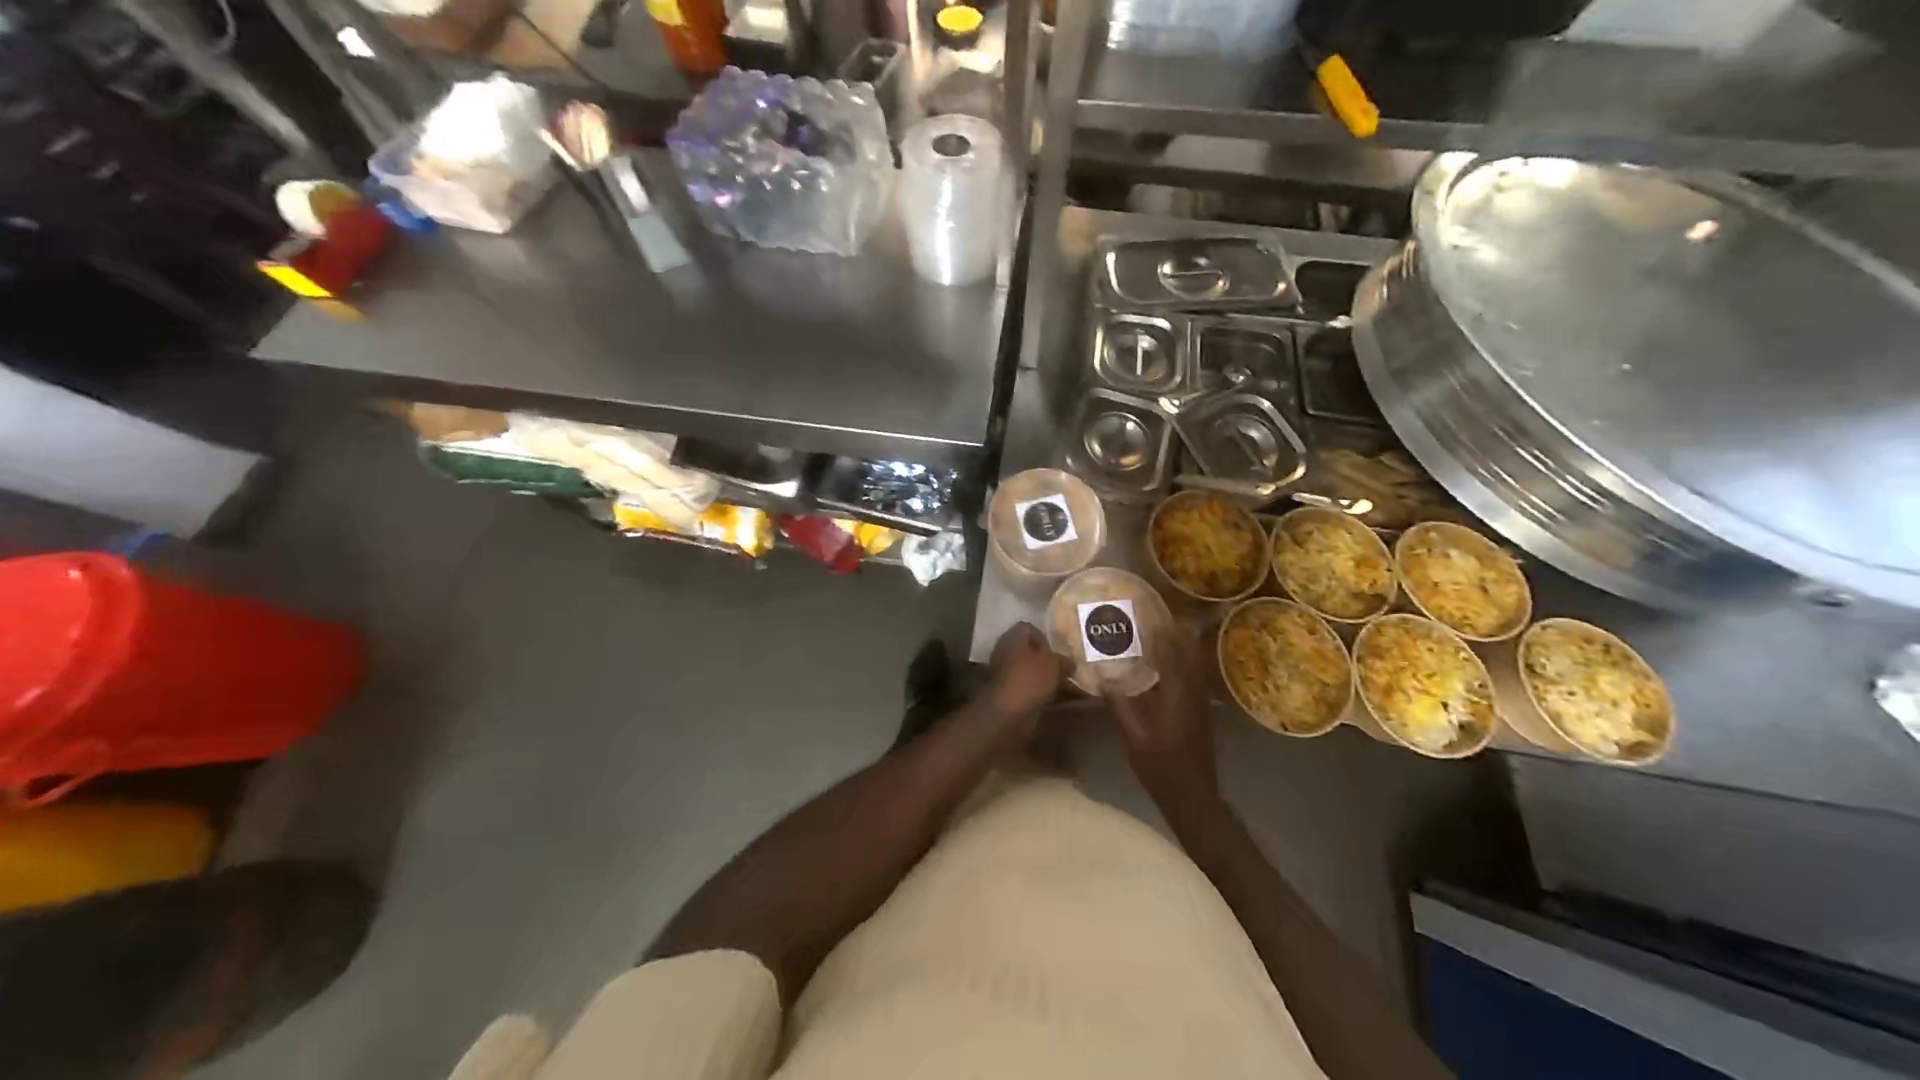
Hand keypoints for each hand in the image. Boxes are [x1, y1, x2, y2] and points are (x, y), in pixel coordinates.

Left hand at [987, 622, 1065, 719]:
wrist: (1008, 712)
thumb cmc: (1031, 678)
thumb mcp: (1054, 665)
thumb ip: (1063, 661)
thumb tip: (1069, 664)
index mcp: (1012, 638)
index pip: (1028, 628)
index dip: (1044, 637)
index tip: (1057, 650)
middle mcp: (1005, 652)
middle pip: (1030, 650)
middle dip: (1048, 659)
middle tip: (1065, 667)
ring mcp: (1005, 674)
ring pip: (1031, 670)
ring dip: (1047, 677)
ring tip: (1067, 684)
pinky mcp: (1009, 693)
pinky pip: (1029, 687)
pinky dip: (1042, 692)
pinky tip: (1058, 699)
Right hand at [1105, 628, 1217, 802]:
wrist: (1191, 792)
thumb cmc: (1159, 764)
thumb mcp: (1132, 735)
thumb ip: (1118, 703)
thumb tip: (1102, 676)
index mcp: (1175, 691)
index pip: (1170, 651)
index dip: (1160, 630)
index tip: (1147, 613)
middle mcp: (1192, 689)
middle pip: (1188, 650)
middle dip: (1174, 631)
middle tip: (1154, 616)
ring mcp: (1199, 699)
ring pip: (1193, 661)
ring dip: (1180, 644)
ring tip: (1161, 632)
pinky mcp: (1200, 709)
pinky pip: (1193, 674)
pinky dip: (1182, 661)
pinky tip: (1167, 664)